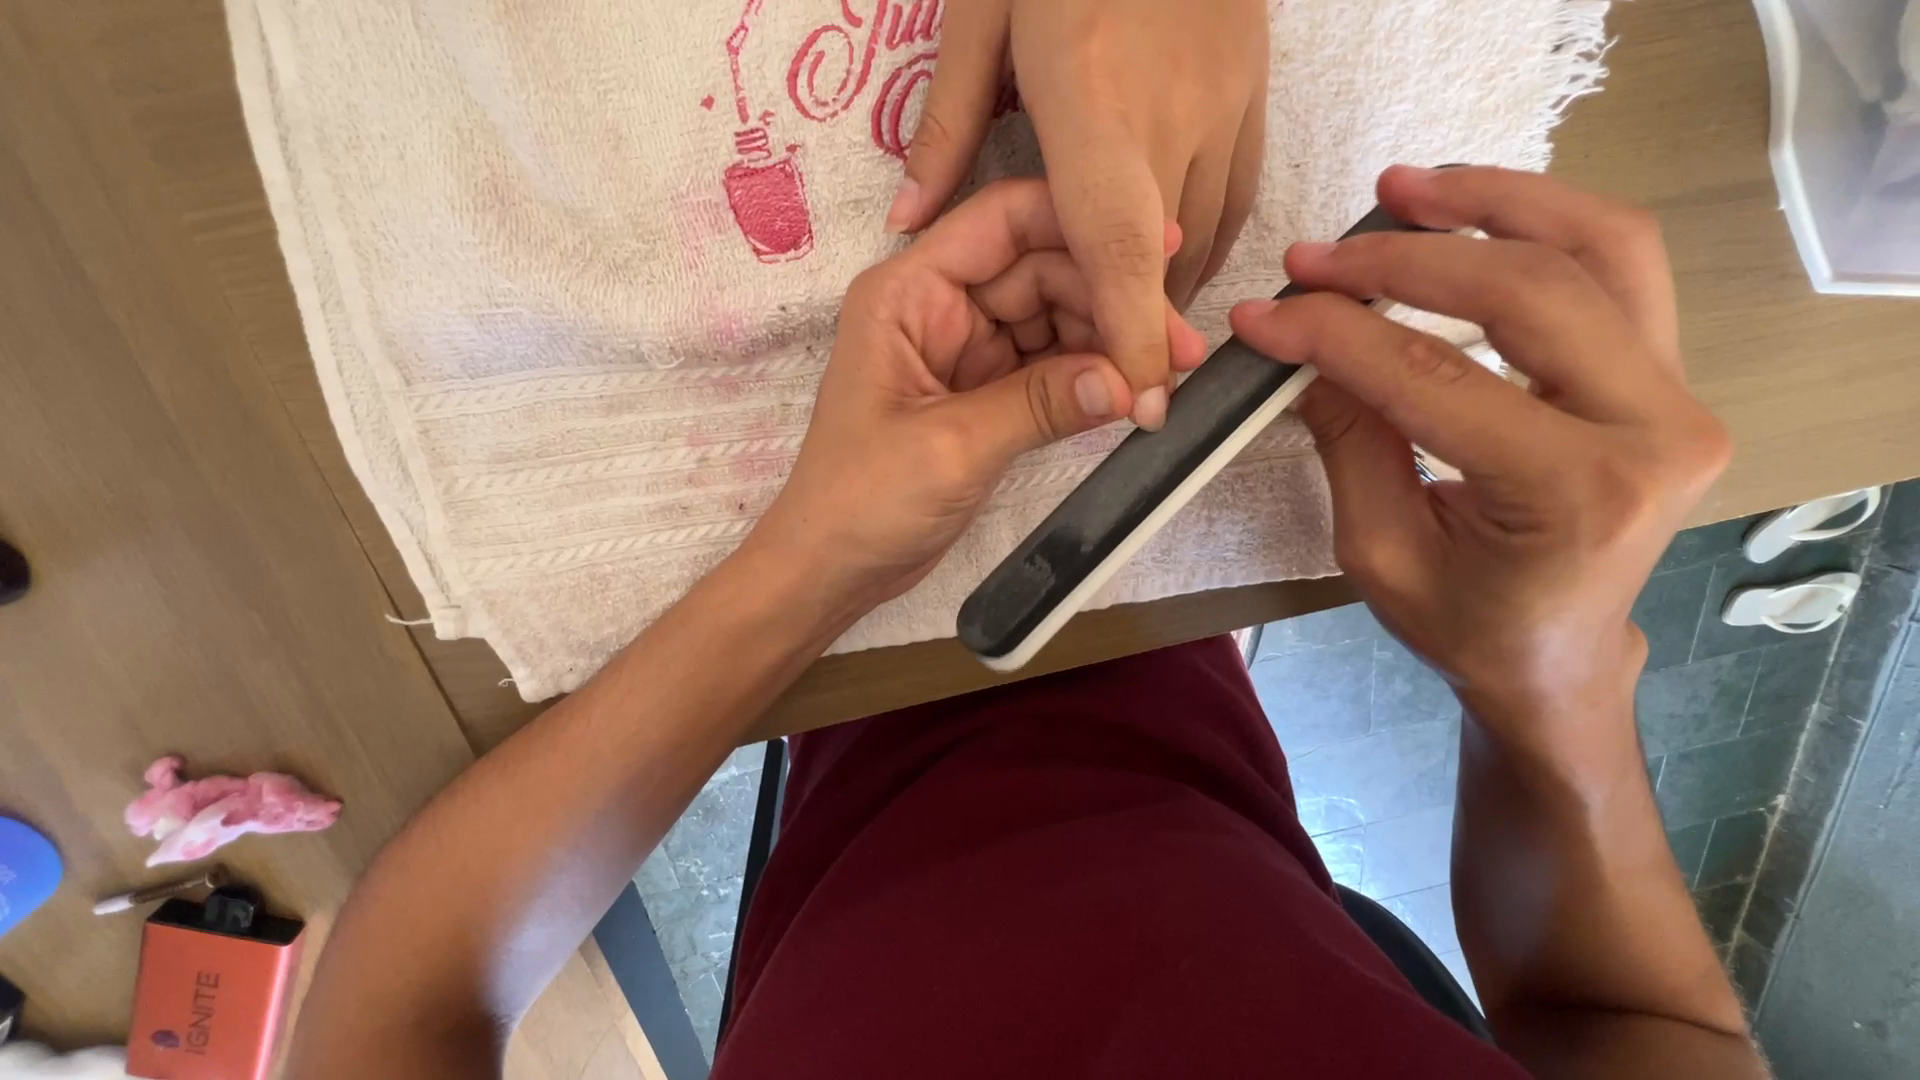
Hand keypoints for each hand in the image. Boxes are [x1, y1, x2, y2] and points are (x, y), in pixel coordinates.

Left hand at [754, 178, 1205, 611]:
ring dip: (1106, 347)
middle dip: (1109, 305)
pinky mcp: (983, 395)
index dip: (1080, 225)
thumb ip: (1040, 404)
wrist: (833, 568)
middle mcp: (939, 307)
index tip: (1157, 247)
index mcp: (909, 292)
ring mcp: (964, 351)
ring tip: (1164, 380)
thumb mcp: (952, 446)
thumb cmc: (863, 500)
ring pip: (1052, 322)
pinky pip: (1047, 370)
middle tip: (1178, 351)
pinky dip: (1087, 382)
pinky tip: (1130, 396)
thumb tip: (1131, 381)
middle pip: (1042, 274)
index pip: (1005, 223)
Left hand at [890, 0, 1268, 430]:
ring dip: (1169, 295)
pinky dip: (1203, 247)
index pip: (1119, 254)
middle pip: (1163, 264)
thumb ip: (946, 131)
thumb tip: (907, 216)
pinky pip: (1234, 203)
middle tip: (1127, 387)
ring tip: (1135, 335)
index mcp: (1092, 116)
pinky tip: (1171, 267)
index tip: (1145, 404)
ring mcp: (1224, 112)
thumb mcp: (979, 16)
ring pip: (1202, 240)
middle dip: (1149, 337)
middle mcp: (1168, 126)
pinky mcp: (1255, 100)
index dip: (1134, 339)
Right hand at [1228, 166, 1729, 740]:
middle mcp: (1651, 427)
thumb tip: (1303, 348)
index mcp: (1572, 493)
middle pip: (1527, 291)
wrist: (1554, 657)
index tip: (1261, 313)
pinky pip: (1617, 267)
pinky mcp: (1667, 373)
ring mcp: (1676, 391)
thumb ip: (1350, 439)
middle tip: (1315, 255)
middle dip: (1403, 262)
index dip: (1334, 335)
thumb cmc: (1461, 623)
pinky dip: (1542, 221)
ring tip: (1401, 189)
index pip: (1432, 377)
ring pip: (1599, 249)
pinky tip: (1471, 210)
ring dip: (1492, 204)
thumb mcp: (1376, 548)